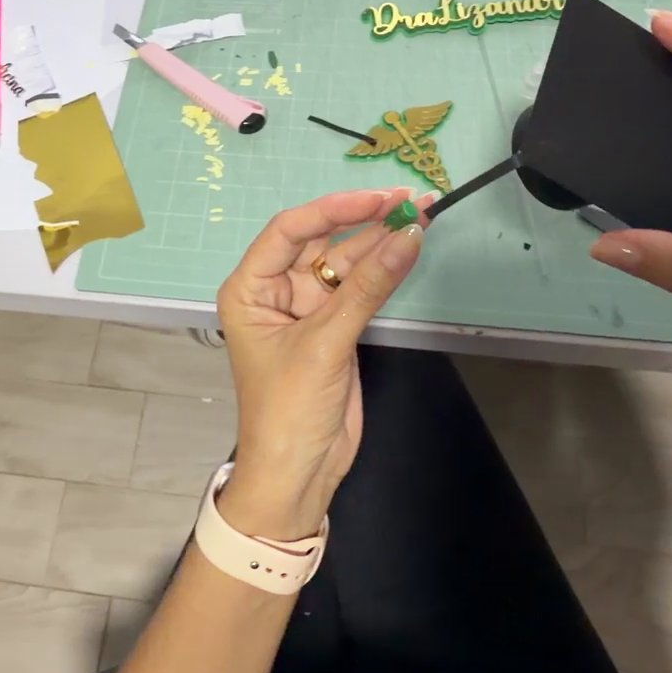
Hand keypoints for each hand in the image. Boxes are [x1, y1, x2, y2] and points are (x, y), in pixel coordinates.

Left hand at [214, 189, 429, 539]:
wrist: (298, 474)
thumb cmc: (289, 408)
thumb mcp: (325, 344)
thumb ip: (368, 288)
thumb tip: (408, 234)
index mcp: (251, 288)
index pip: (290, 230)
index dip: (334, 208)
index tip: (378, 198)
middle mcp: (275, 290)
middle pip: (320, 241)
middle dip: (363, 219)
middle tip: (409, 199)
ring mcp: (307, 308)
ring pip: (344, 262)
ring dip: (379, 241)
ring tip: (420, 214)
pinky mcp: (334, 327)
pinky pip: (359, 287)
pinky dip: (383, 270)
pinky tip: (407, 246)